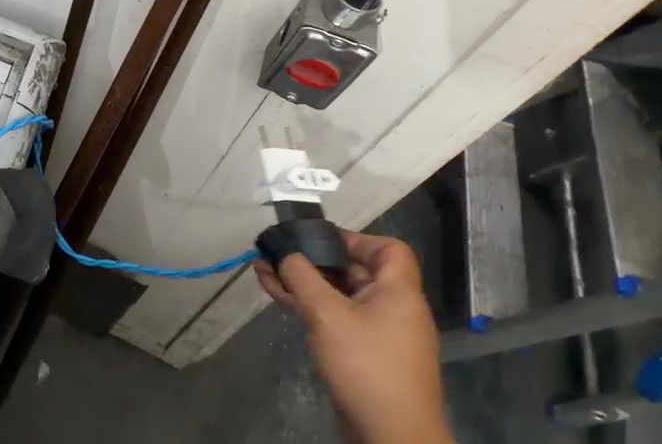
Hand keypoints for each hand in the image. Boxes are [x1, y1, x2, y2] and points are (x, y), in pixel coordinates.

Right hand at [255, 232, 451, 443]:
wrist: (390, 436)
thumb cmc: (366, 365)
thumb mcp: (327, 314)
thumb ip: (302, 276)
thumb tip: (285, 252)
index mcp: (398, 293)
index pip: (389, 249)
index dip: (355, 238)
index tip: (318, 239)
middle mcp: (392, 308)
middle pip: (354, 270)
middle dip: (312, 258)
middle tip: (276, 251)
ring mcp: (377, 332)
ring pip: (337, 294)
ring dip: (302, 281)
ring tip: (263, 270)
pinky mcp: (363, 353)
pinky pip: (334, 317)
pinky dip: (308, 304)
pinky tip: (276, 295)